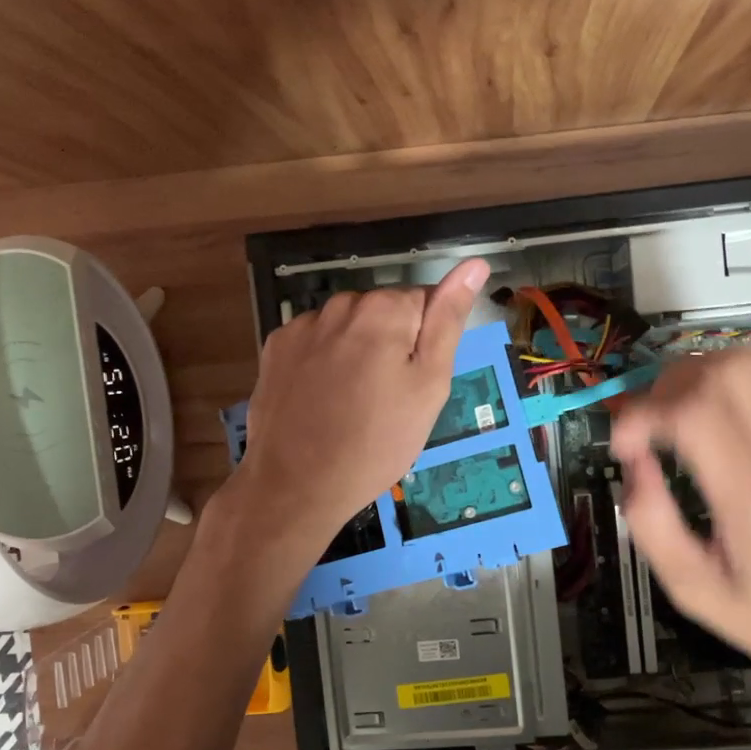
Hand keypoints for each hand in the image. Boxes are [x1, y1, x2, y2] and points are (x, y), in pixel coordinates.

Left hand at [232, 259, 489, 554]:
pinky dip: (324, 362)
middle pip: (383, 312)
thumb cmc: (378, 441)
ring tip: (354, 403)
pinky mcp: (275, 348)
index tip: (417, 383)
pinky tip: (323, 400)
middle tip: (390, 399)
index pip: (425, 302)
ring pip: (348, 327)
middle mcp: (340, 303)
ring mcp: (302, 325)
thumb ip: (448, 320)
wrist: (297, 485)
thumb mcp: (430, 385)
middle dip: (391, 344)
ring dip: (357, 351)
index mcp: (385, 308)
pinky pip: (315, 342)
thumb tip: (474, 264)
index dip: (427, 343)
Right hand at [609, 340, 750, 703]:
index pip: (692, 413)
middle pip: (733, 370)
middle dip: (679, 380)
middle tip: (666, 416)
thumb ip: (653, 527)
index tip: (628, 441)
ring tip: (716, 400)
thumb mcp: (697, 595)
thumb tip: (634, 465)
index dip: (643, 413)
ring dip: (735, 365)